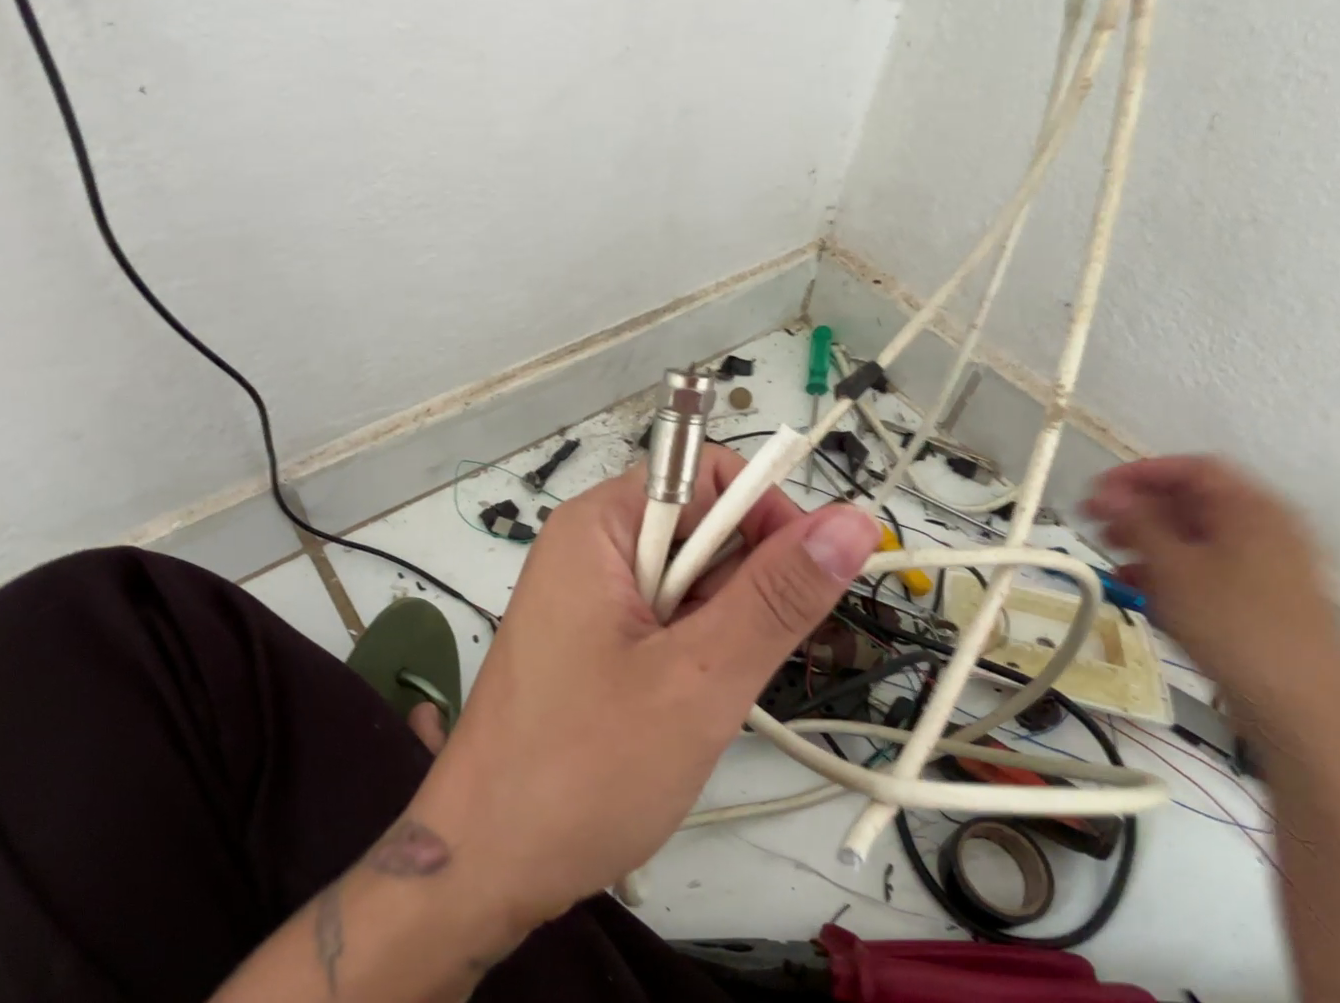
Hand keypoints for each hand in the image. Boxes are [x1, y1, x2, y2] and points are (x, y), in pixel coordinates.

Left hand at [407, 445, 880, 929]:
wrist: (485, 865)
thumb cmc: (585, 770)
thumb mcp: (699, 680)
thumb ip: (777, 596)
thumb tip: (854, 520)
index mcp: (598, 527)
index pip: (706, 474)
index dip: (766, 517)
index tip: (800, 593)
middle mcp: (587, 548)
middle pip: (699, 527)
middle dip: (744, 587)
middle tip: (738, 668)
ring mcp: (584, 600)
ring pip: (689, 583)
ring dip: (721, 632)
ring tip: (702, 702)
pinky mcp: (588, 646)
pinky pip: (663, 624)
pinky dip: (693, 659)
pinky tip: (680, 712)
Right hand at [1082, 455, 1339, 706]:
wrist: (1298, 701)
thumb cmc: (1233, 623)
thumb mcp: (1173, 568)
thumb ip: (1136, 523)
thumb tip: (1106, 492)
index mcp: (1253, 508)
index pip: (1191, 469)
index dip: (1139, 473)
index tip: (1094, 492)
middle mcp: (1265, 527)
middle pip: (1192, 501)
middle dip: (1137, 509)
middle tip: (1091, 524)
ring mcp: (1265, 563)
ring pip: (1195, 536)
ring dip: (1147, 541)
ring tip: (1109, 558)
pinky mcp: (1258, 596)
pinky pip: (1205, 567)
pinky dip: (1168, 570)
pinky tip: (1137, 589)